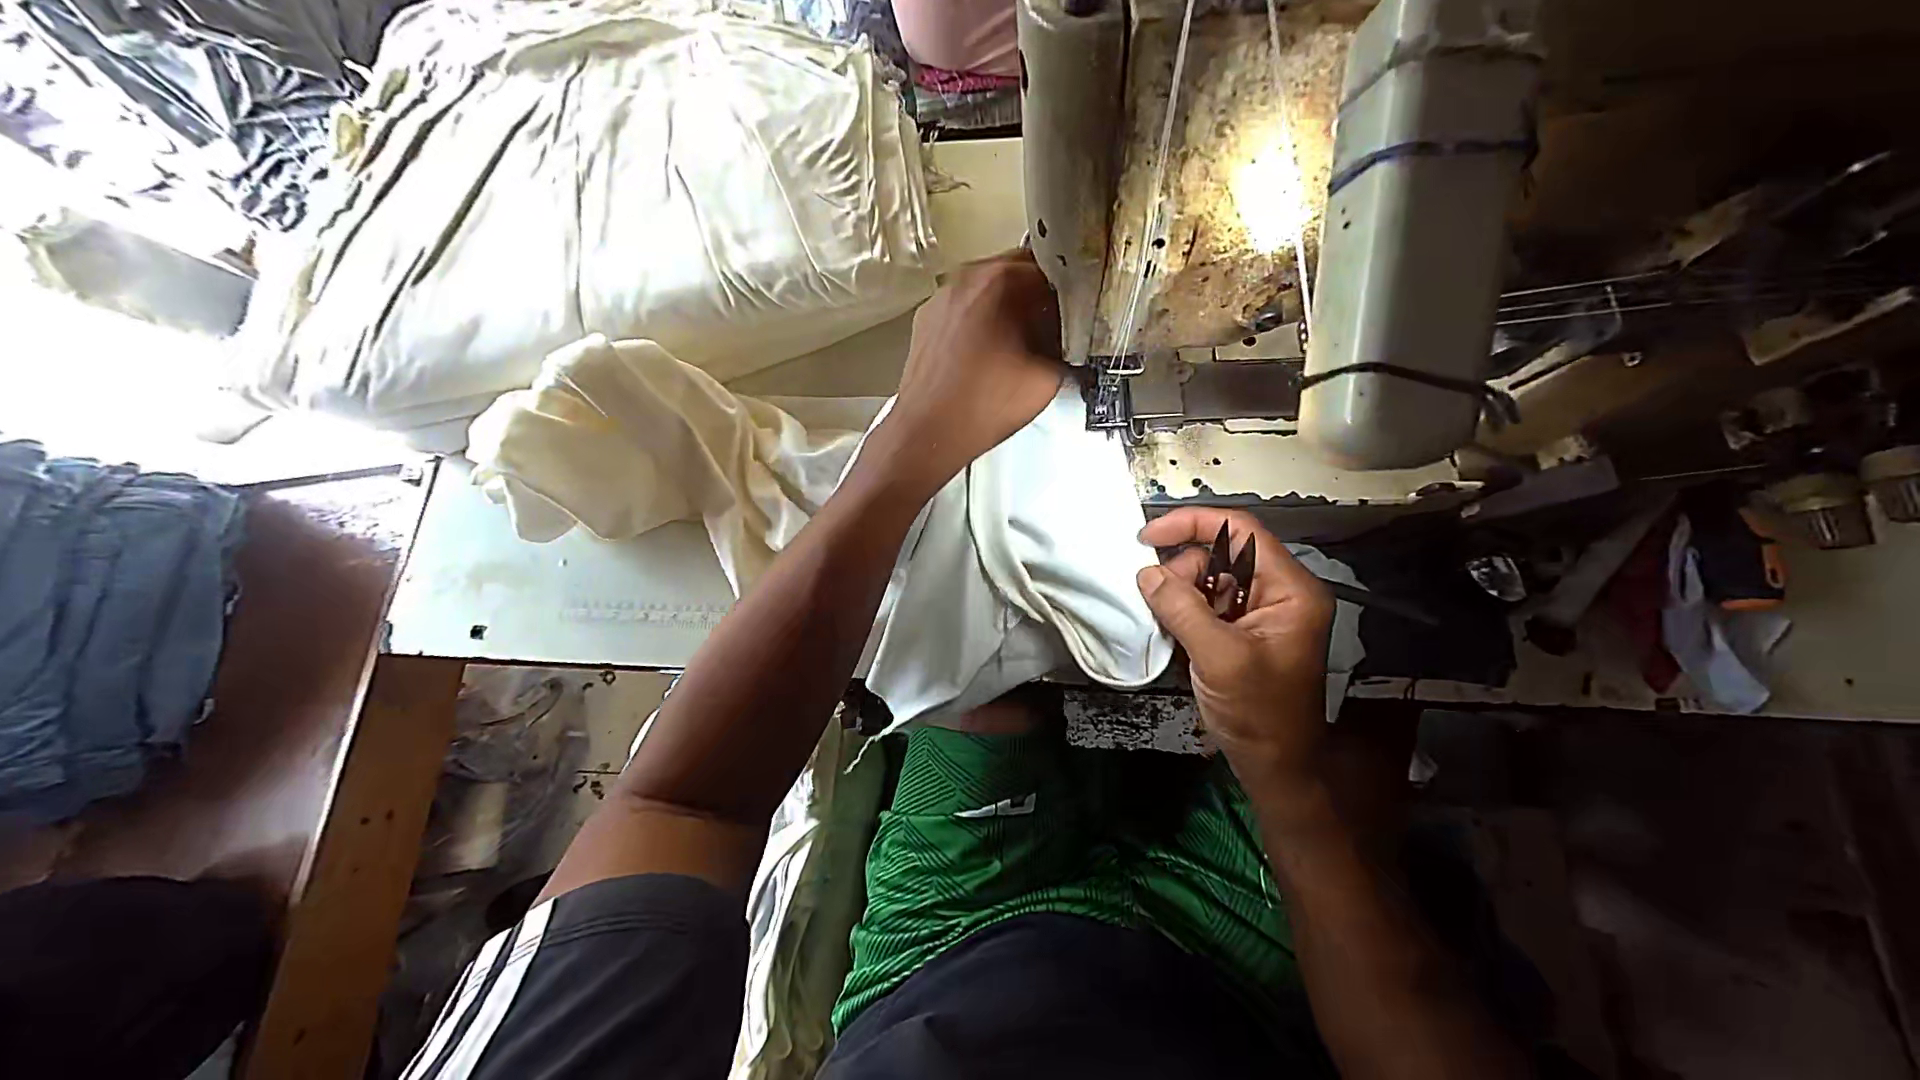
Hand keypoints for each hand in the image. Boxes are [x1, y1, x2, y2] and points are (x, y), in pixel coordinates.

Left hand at [877, 249, 1065, 492]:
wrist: (929, 433)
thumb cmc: (978, 407)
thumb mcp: (1047, 376)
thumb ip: (1068, 346)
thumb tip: (1072, 341)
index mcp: (998, 279)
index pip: (1051, 266)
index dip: (1070, 291)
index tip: (1076, 311)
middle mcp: (965, 280)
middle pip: (1016, 273)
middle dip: (1039, 298)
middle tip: (1056, 329)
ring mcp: (942, 300)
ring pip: (989, 291)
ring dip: (1010, 309)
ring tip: (1023, 345)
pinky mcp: (928, 321)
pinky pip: (965, 311)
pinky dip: (982, 324)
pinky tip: (993, 356)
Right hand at [1135, 508, 1334, 783]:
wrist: (1275, 765)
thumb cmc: (1260, 714)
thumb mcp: (1219, 658)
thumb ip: (1182, 609)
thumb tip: (1147, 574)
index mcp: (1290, 590)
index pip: (1241, 531)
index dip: (1193, 524)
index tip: (1150, 536)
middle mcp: (1277, 593)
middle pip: (1221, 553)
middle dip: (1183, 568)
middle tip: (1156, 596)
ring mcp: (1258, 612)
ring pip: (1209, 577)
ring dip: (1179, 590)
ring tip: (1164, 618)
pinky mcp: (1240, 630)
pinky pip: (1205, 602)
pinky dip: (1182, 609)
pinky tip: (1171, 627)